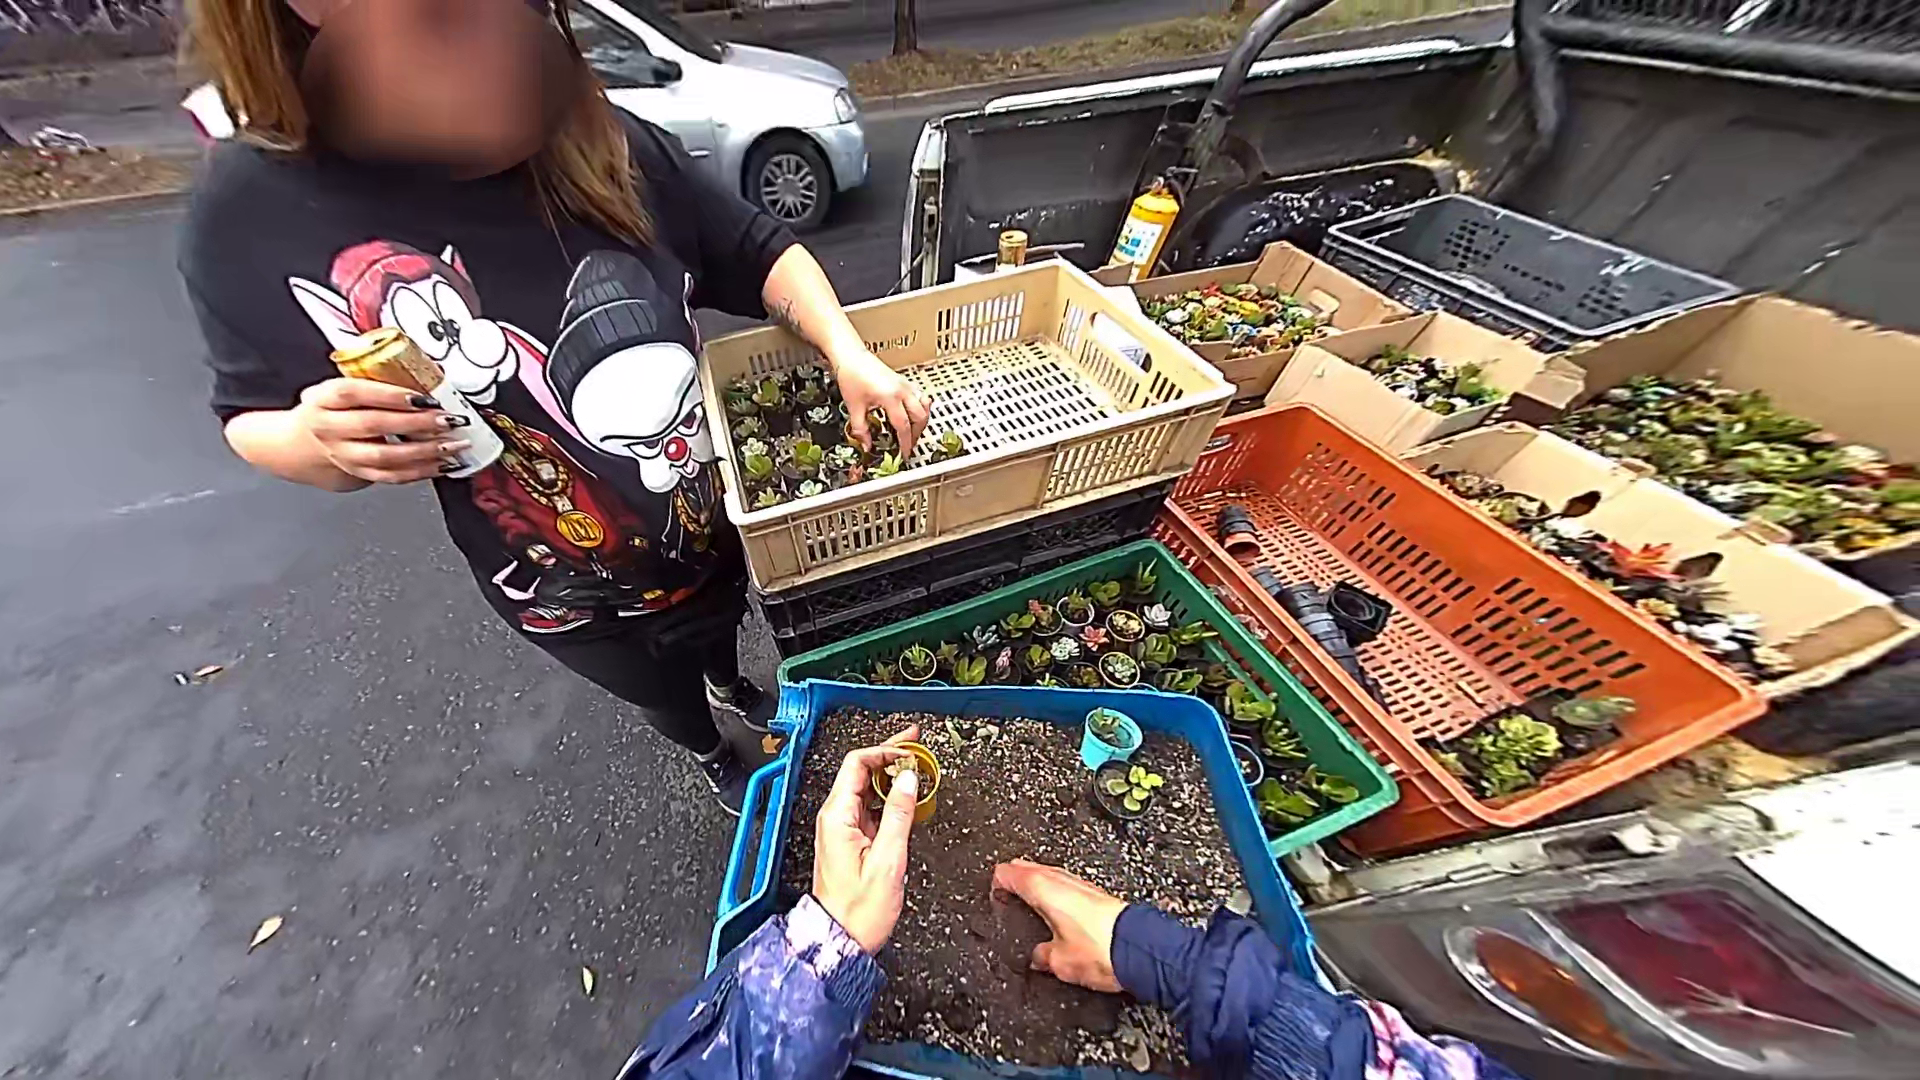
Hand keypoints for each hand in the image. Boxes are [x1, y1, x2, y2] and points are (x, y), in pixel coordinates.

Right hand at [294, 378, 473, 483]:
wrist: (311, 440)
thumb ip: (385, 382)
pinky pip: (395, 476)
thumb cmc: (344, 409)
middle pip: (373, 424)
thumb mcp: (351, 388)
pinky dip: (424, 471)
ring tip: (455, 444)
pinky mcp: (360, 473)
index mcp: (323, 399)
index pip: (352, 393)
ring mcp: (343, 453)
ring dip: (427, 450)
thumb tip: (437, 374)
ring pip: (386, 455)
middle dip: (417, 423)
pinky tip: (446, 464)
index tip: (426, 398)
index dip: (391, 395)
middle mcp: (327, 427)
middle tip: (448, 420)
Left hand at [812, 726, 920, 954]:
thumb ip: (899, 814)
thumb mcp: (887, 860)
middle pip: (860, 768)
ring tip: (915, 763)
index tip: (910, 752)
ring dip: (890, 771)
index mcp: (837, 815)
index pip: (857, 763)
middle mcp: (835, 816)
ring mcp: (841, 826)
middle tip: (914, 742)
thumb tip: (909, 779)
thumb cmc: (858, 911)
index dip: (885, 750)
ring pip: (865, 785)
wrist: (840, 942)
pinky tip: (906, 793)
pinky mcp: (849, 837)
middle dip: (888, 752)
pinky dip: (888, 793)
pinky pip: (869, 803)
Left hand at [832, 348, 931, 458]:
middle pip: (919, 417)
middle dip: (916, 434)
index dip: (905, 442)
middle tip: (908, 445)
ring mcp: (906, 385)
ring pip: (924, 407)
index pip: (903, 425)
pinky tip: (914, 416)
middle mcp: (902, 390)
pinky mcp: (905, 382)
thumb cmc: (851, 375)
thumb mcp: (854, 407)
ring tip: (913, 433)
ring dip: (921, 422)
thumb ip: (861, 429)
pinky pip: (921, 397)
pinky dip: (922, 409)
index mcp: (890, 397)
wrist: (851, 355)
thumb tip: (867, 445)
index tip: (904, 453)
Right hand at [992, 859, 1127, 992]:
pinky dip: (1052, 888)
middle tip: (1005, 894)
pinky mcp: (1091, 890)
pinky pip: (1062, 881)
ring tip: (1028, 898)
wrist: (1138, 946)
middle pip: (1025, 867)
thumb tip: (1038, 956)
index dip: (996, 884)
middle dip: (1013, 878)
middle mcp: (1057, 878)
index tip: (994, 896)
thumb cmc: (1100, 947)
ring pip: (1045, 872)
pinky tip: (1056, 905)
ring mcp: (1075, 881)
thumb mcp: (1060, 962)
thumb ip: (1042, 956)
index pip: (1008, 873)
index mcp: (1041, 888)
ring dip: (1033, 881)